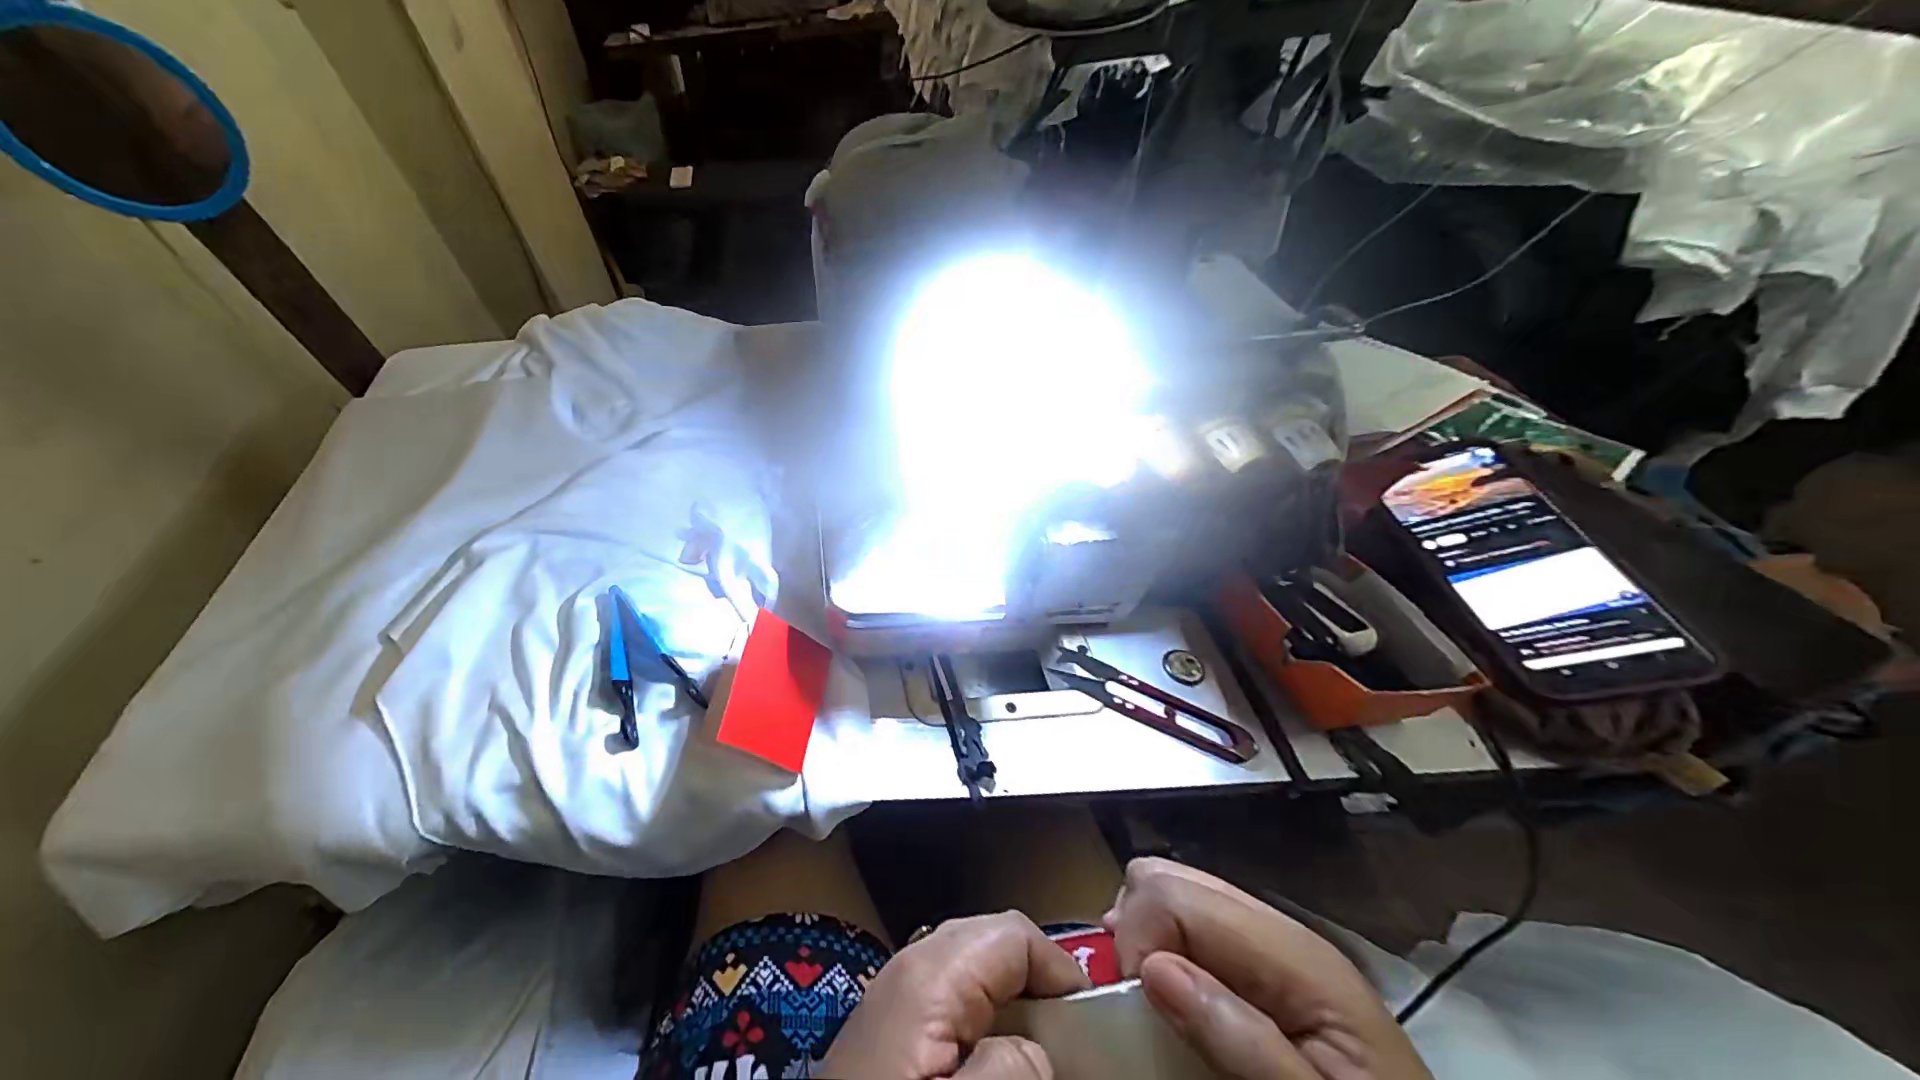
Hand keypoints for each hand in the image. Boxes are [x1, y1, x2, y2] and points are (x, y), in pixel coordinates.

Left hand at [820, 911, 1090, 1079]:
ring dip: (1011, 992)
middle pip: (992, 939)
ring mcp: (895, 991)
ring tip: (1039, 1043)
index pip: (1014, 933)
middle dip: (1037, 975)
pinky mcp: (888, 1022)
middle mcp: (910, 965)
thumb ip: (1012, 1071)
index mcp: (931, 974)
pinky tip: (988, 1052)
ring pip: (971, 963)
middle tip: (1070, 1033)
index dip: (1061, 968)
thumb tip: (1034, 1051)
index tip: (1093, 1023)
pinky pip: (948, 992)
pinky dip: (981, 1010)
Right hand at [1105, 858, 1431, 1079]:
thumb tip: (1154, 967)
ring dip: (1144, 938)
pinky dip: (1162, 950)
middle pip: (1167, 877)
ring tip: (1147, 1001)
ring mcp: (1268, 945)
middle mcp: (1277, 930)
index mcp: (1294, 955)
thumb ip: (1241, 1042)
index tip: (1136, 1010)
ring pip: (1171, 893)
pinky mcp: (1260, 965)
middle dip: (1135, 929)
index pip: (1174, 894)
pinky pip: (1189, 926)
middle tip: (1136, 1002)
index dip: (1139, 942)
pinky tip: (1167, 995)